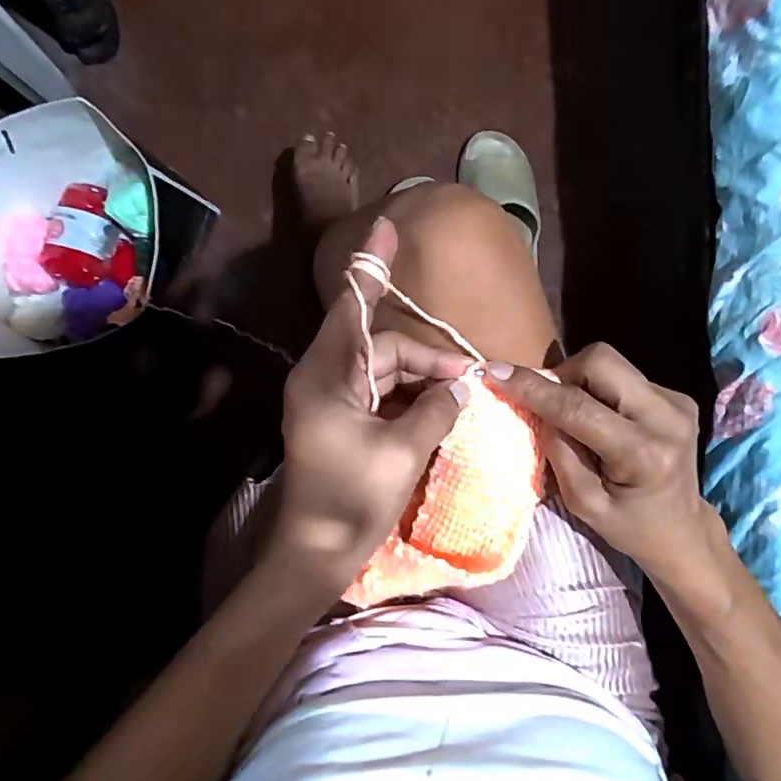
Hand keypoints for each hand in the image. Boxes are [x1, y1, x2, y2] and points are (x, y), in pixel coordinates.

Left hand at [268, 217, 474, 595]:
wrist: (313, 554)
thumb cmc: (351, 502)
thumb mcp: (402, 453)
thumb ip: (435, 411)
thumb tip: (462, 387)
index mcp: (327, 375)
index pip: (353, 307)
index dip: (372, 267)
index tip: (385, 226)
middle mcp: (321, 377)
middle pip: (380, 344)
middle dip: (425, 356)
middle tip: (467, 380)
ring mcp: (327, 399)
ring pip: (380, 369)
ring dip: (418, 377)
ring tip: (457, 394)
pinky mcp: (335, 419)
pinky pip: (375, 392)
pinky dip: (405, 396)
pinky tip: (435, 407)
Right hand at [488, 344, 741, 617]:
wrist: (683, 530)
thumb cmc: (628, 525)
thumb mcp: (583, 503)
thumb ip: (557, 452)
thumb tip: (532, 408)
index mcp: (643, 454)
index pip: (577, 407)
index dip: (533, 387)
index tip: (495, 373)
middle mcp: (668, 418)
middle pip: (601, 362)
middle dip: (562, 373)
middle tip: (546, 401)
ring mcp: (677, 402)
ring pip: (611, 363)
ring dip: (579, 381)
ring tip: (572, 413)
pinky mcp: (678, 396)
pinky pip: (623, 376)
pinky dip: (599, 390)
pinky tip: (601, 418)